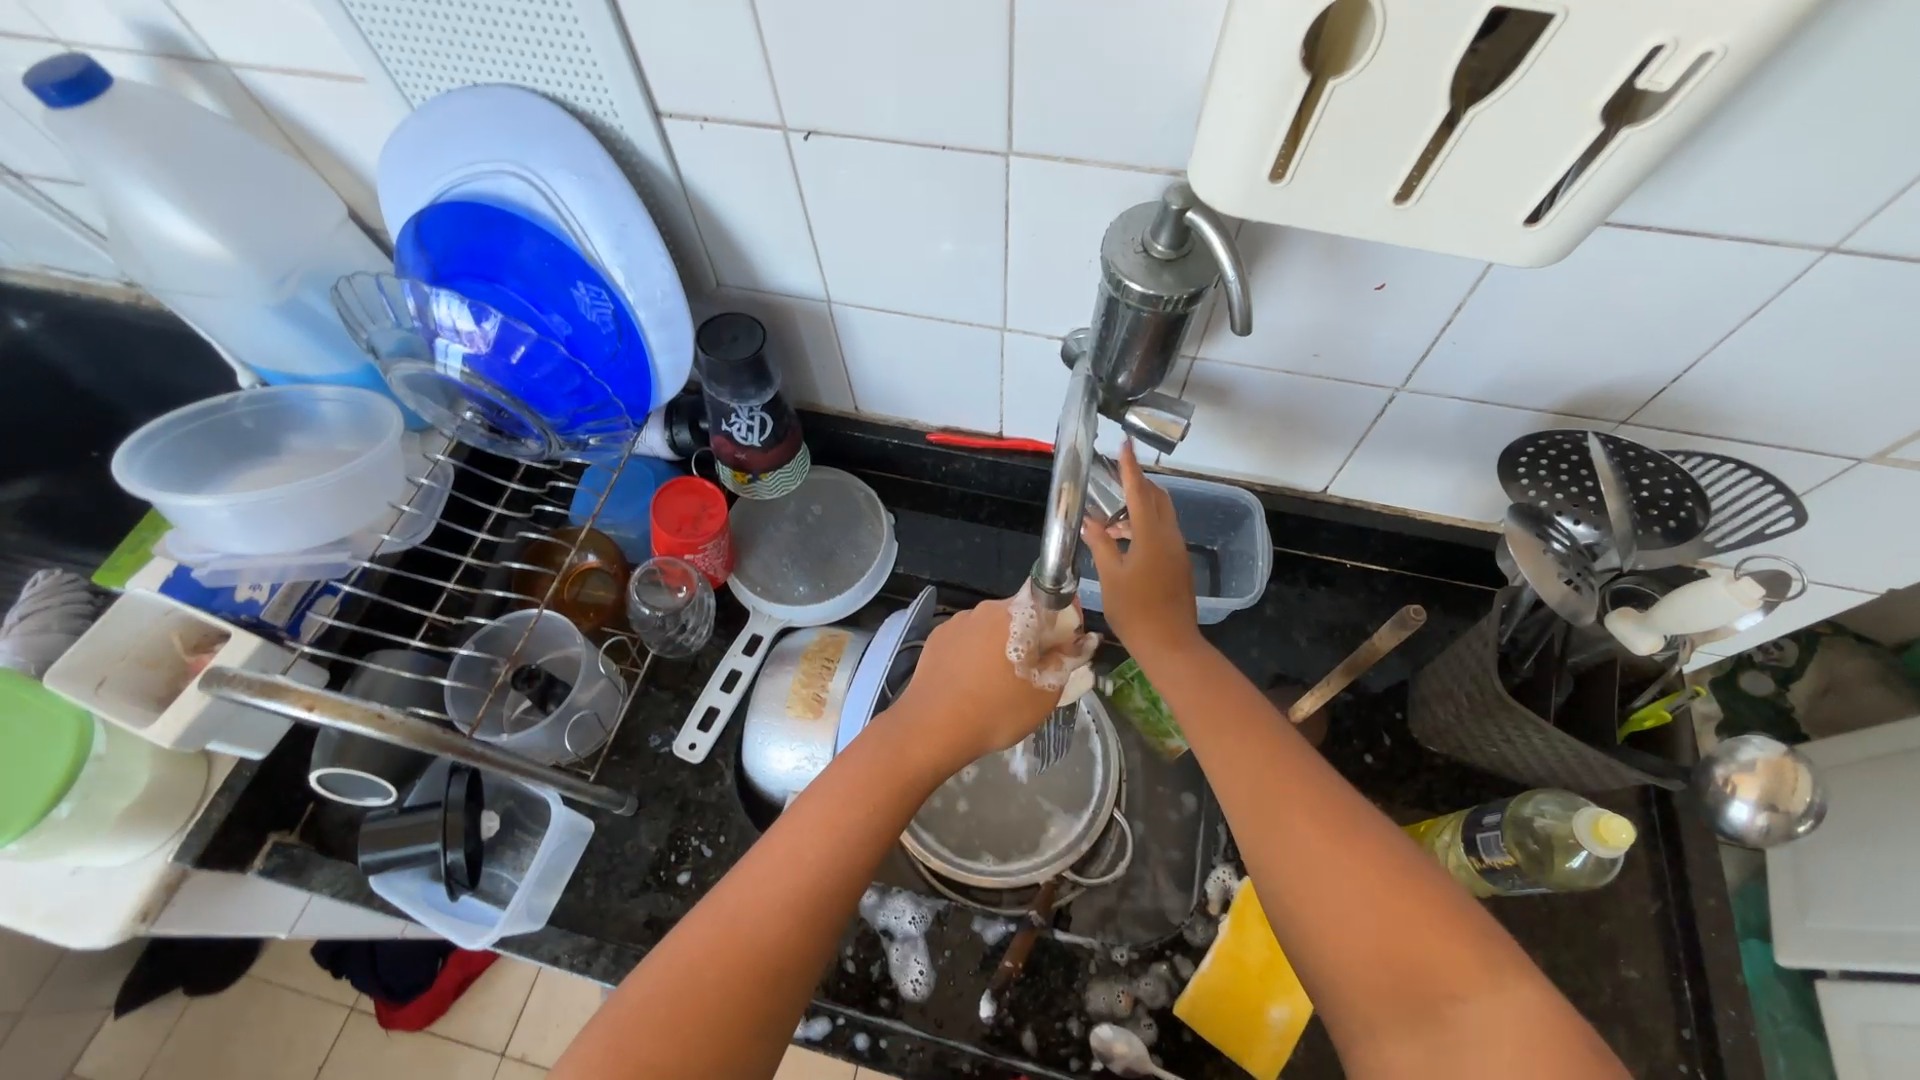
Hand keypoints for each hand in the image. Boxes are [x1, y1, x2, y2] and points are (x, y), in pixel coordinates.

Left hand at [885, 596, 1062, 773]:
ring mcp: (957, 622)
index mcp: (1017, 613)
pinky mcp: (936, 638)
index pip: (1051, 599)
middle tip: (1036, 673)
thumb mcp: (1046, 693)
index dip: (1065, 619)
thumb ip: (1068, 660)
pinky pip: (968, 640)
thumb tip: (1082, 641)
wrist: (932, 729)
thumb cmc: (997, 710)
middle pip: (1021, 614)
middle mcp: (986, 608)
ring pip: (992, 628)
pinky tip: (972, 683)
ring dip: (1002, 646)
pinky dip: (976, 654)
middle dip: (1034, 636)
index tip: (1066, 646)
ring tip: (1000, 683)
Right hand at [1080, 442, 1201, 655]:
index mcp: (1151, 536)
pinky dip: (1146, 525)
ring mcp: (1178, 551)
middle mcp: (1170, 537)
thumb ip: (1101, 545)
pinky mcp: (1179, 564)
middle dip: (1138, 484)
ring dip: (1141, 507)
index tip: (1125, 444)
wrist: (1170, 644)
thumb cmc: (1135, 611)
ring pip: (1163, 515)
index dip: (1130, 468)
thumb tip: (1090, 521)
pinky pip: (1164, 532)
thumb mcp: (1110, 577)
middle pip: (1158, 498)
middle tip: (1115, 480)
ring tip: (1113, 518)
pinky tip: (1126, 540)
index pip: (1139, 492)